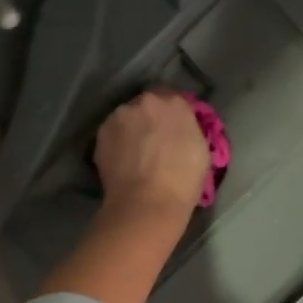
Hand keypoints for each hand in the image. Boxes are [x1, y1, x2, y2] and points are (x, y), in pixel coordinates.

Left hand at [93, 90, 208, 222]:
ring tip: (136, 155)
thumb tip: (180, 131)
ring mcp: (119, 116)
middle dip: (149, 119)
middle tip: (154, 143)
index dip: (171, 115)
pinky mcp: (101, 133)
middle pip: (147, 104)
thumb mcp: (201, 151)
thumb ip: (189, 131)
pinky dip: (117, 144)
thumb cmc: (183, 182)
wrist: (147, 203)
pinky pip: (112, 134)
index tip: (173, 130)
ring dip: (131, 130)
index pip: (173, 98)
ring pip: (127, 118)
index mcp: (175, 103)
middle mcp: (145, 101)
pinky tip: (123, 163)